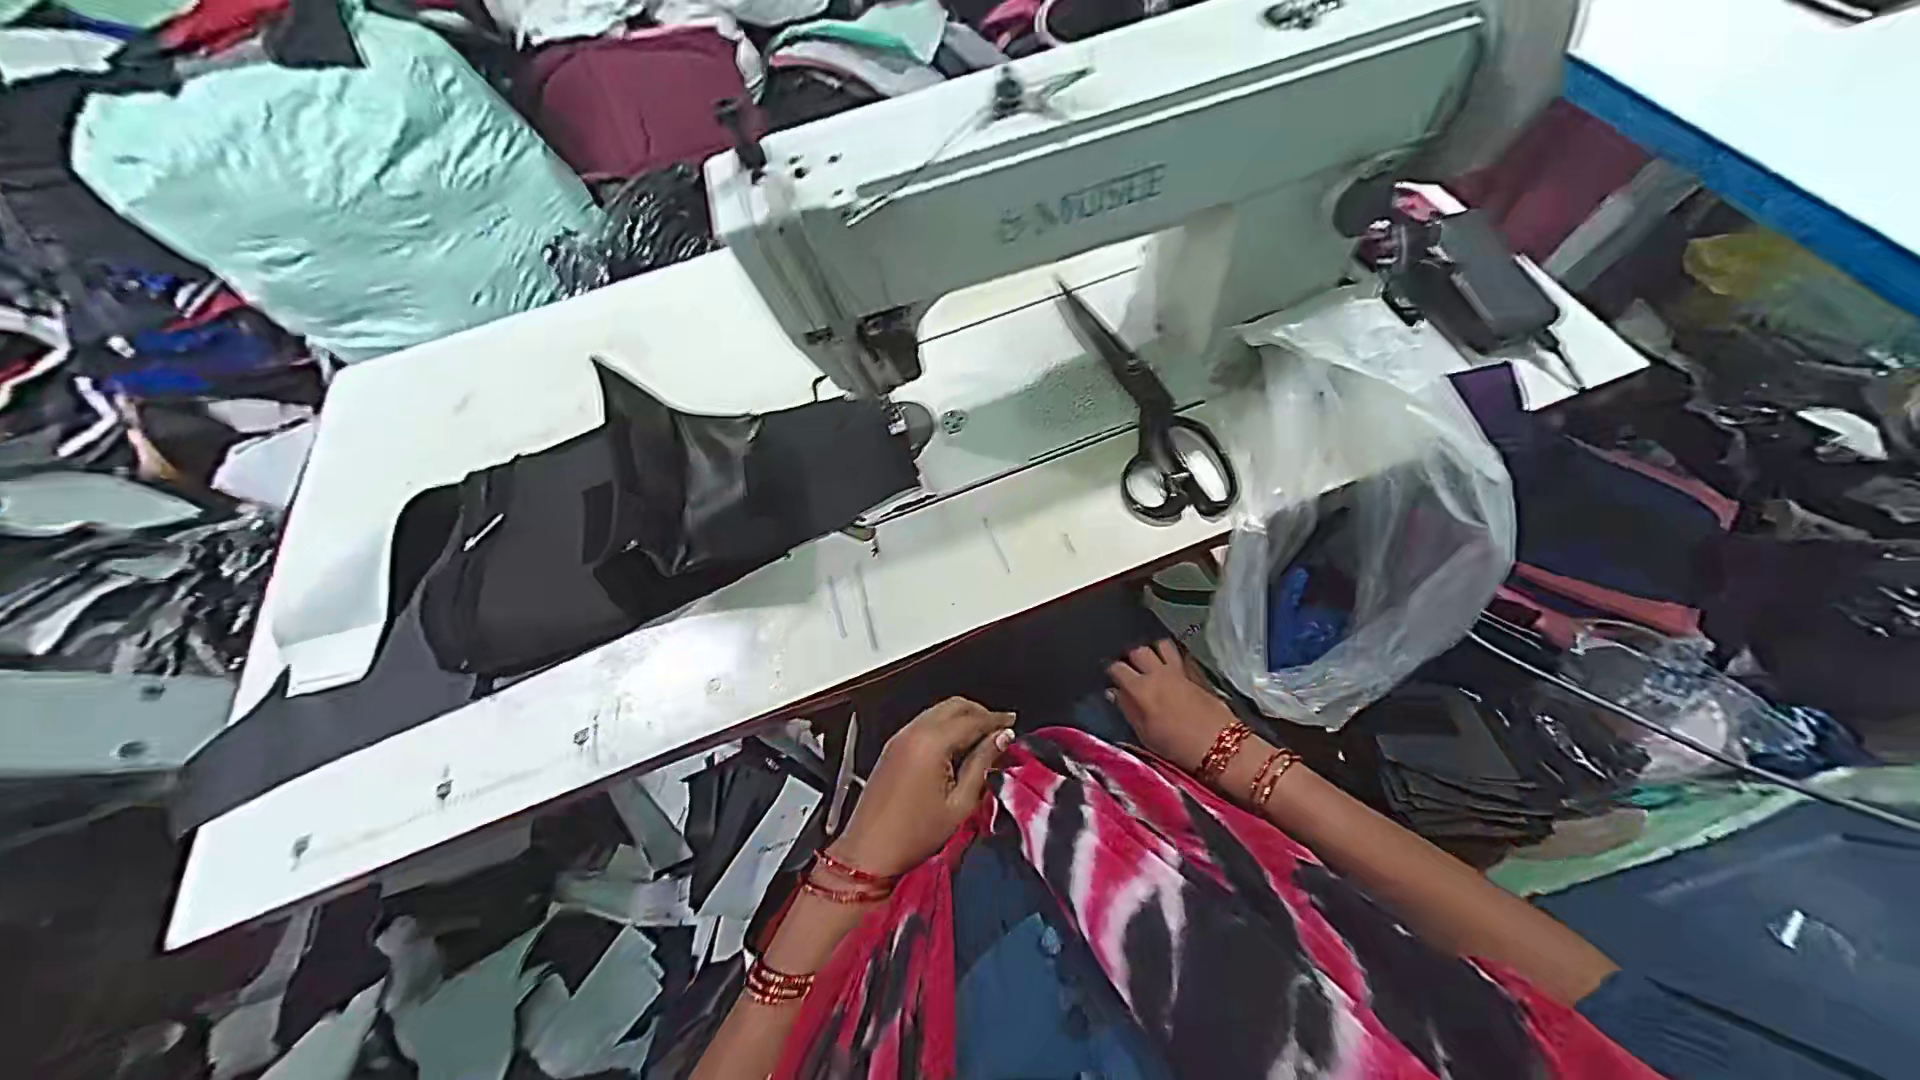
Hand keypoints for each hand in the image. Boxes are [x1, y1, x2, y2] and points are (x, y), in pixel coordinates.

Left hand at [828, 698, 1014, 877]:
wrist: (869, 852)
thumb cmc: (912, 836)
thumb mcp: (960, 804)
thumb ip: (982, 765)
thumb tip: (1000, 740)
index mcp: (931, 744)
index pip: (972, 719)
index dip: (996, 719)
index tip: (1012, 722)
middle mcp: (913, 733)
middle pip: (954, 706)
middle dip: (980, 713)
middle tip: (999, 729)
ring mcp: (900, 738)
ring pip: (938, 711)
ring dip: (962, 718)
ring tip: (981, 739)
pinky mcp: (893, 747)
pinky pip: (924, 723)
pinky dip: (945, 726)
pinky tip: (957, 746)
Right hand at [1106, 640, 1243, 773]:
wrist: (1219, 745)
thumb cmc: (1177, 746)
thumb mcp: (1144, 734)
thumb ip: (1128, 709)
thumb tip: (1115, 692)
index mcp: (1141, 689)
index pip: (1117, 667)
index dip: (1110, 669)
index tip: (1108, 675)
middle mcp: (1157, 673)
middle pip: (1137, 650)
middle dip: (1129, 655)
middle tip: (1127, 665)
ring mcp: (1178, 670)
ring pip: (1160, 644)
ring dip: (1152, 648)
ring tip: (1149, 658)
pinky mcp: (1194, 673)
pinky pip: (1178, 654)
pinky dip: (1170, 655)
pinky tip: (1168, 663)